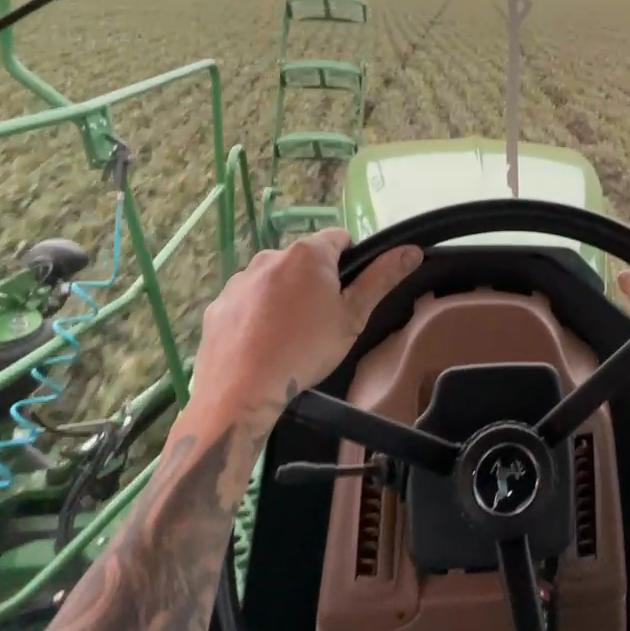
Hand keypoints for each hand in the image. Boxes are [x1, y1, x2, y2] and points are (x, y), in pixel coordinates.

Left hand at [188, 229, 423, 426]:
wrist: (240, 392)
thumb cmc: (306, 349)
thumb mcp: (353, 316)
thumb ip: (382, 278)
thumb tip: (411, 250)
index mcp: (307, 254)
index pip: (339, 238)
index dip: (351, 262)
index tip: (348, 294)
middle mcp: (270, 256)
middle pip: (304, 260)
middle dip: (316, 280)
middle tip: (323, 319)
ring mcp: (239, 280)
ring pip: (274, 279)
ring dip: (286, 295)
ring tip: (290, 335)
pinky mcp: (218, 305)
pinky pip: (247, 300)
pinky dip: (257, 313)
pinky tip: (262, 342)